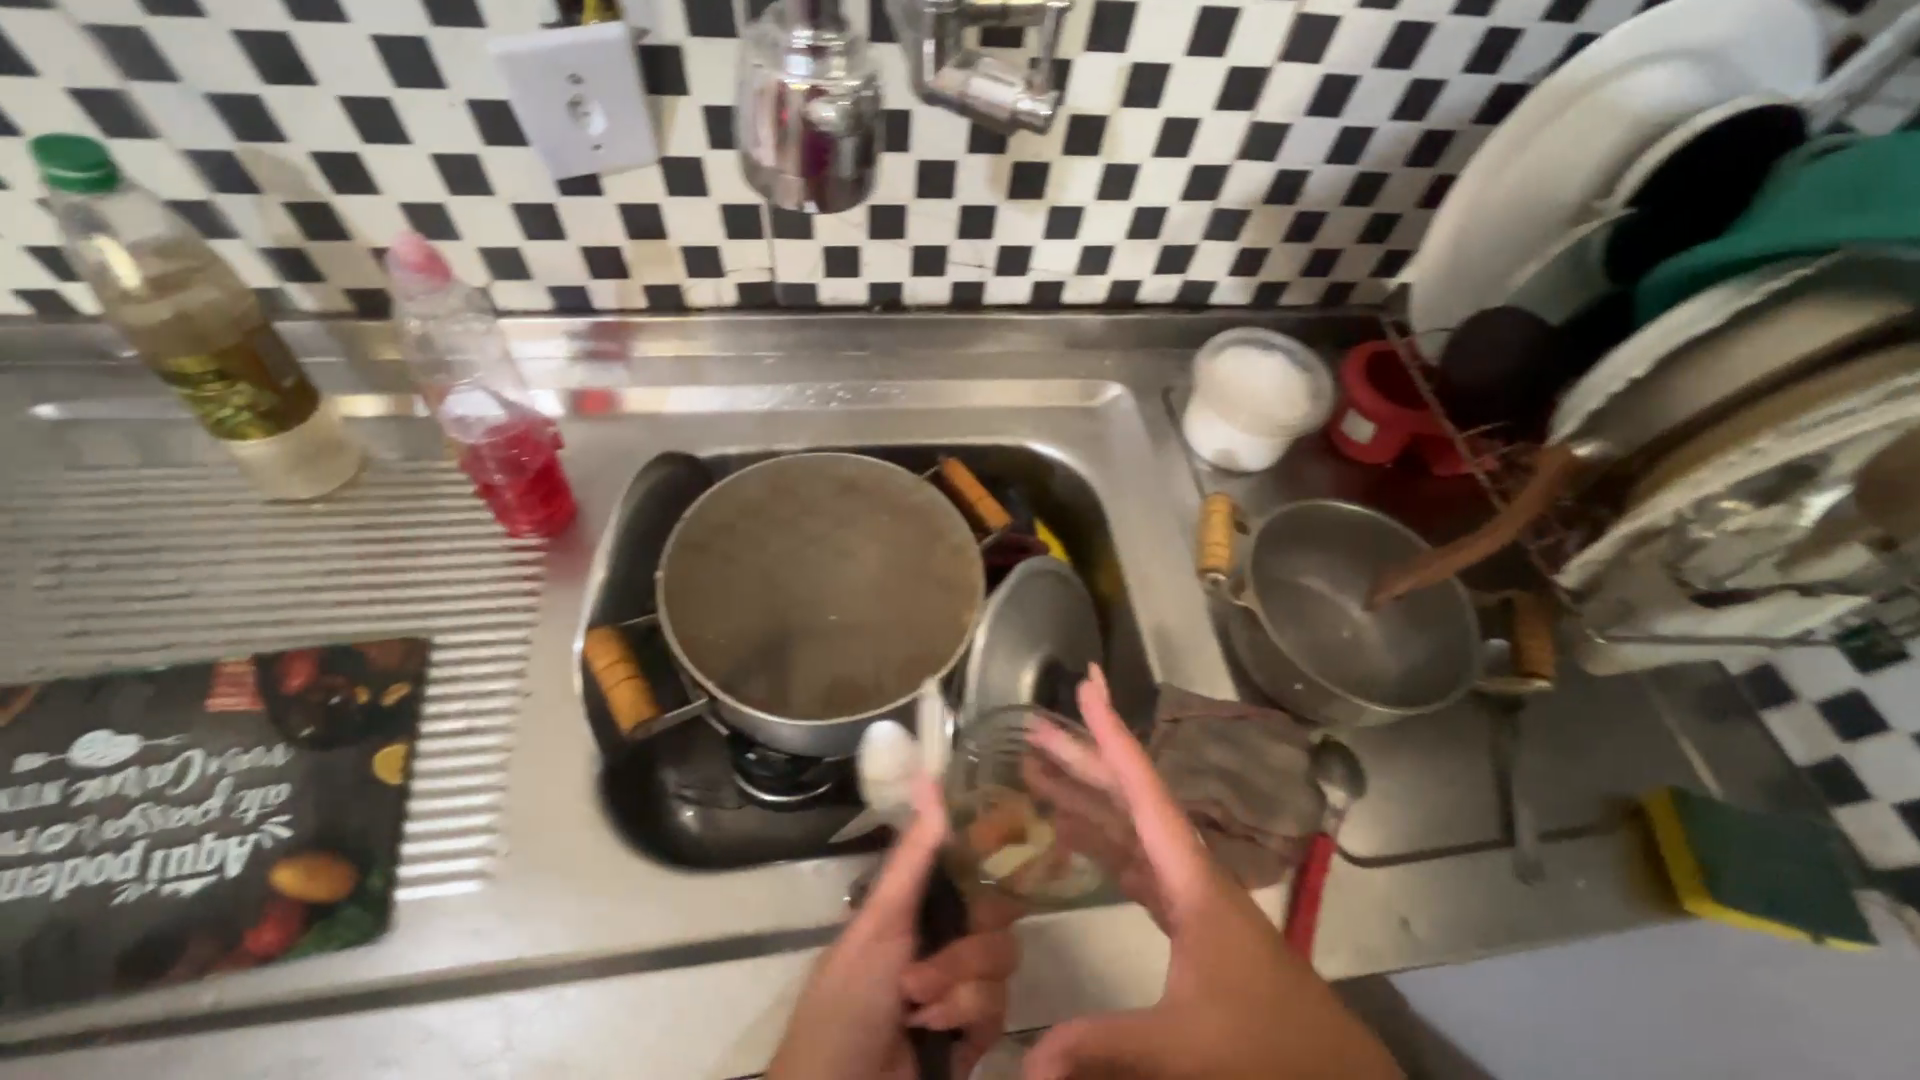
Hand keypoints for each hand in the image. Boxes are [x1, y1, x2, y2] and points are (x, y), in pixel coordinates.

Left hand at [768, 778, 1019, 1079]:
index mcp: (919, 904)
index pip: (971, 866)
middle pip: (998, 916)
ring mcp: (963, 983)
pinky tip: (935, 1034)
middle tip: (922, 970)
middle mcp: (946, 936)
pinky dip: (966, 1019)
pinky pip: (1001, 1006)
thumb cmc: (847, 998)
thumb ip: (914, 856)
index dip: (994, 856)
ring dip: (958, 988)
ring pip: (1002, 961)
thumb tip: (928, 775)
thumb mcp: (879, 921)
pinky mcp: (977, 1027)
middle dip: (966, 947)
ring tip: (916, 1008)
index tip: (1016, 843)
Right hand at [1020, 666, 1402, 1079]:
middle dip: (1082, 760)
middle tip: (1033, 730)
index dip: (1112, 736)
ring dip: (1085, 799)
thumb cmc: (1267, 1046)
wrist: (1329, 1072)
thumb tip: (1026, 1059)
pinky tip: (1069, 837)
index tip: (1089, 685)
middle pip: (1129, 800)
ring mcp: (1188, 894)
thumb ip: (1103, 1045)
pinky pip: (1132, 865)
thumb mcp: (1183, 1045)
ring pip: (1129, 830)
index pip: (1144, 792)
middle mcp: (1188, 871)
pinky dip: (1099, 845)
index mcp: (1192, 879)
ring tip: (1036, 771)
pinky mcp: (1186, 920)